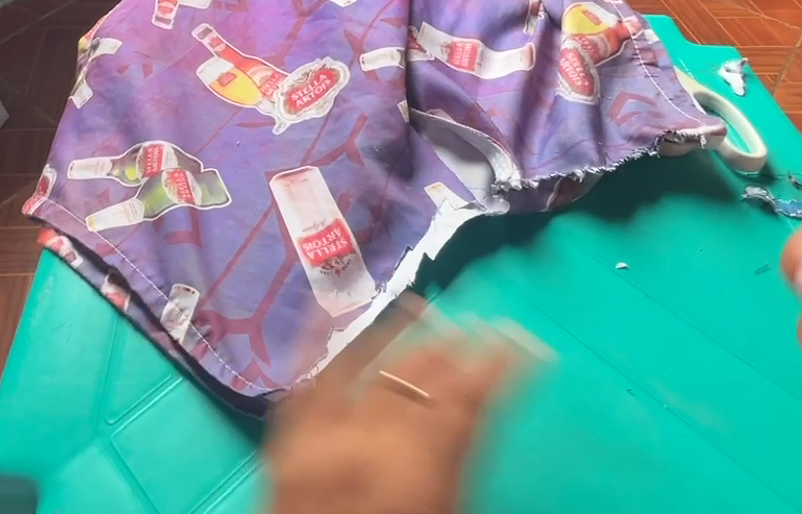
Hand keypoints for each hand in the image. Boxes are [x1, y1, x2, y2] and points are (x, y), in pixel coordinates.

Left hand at [263, 300, 532, 513]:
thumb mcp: (446, 513)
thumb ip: (460, 472)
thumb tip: (476, 416)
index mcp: (416, 474)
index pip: (466, 401)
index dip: (497, 368)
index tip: (520, 344)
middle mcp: (363, 443)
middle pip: (418, 378)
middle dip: (455, 349)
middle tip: (482, 327)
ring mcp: (315, 437)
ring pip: (363, 367)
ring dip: (396, 336)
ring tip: (423, 308)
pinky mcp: (281, 443)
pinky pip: (302, 380)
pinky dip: (315, 340)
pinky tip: (328, 308)